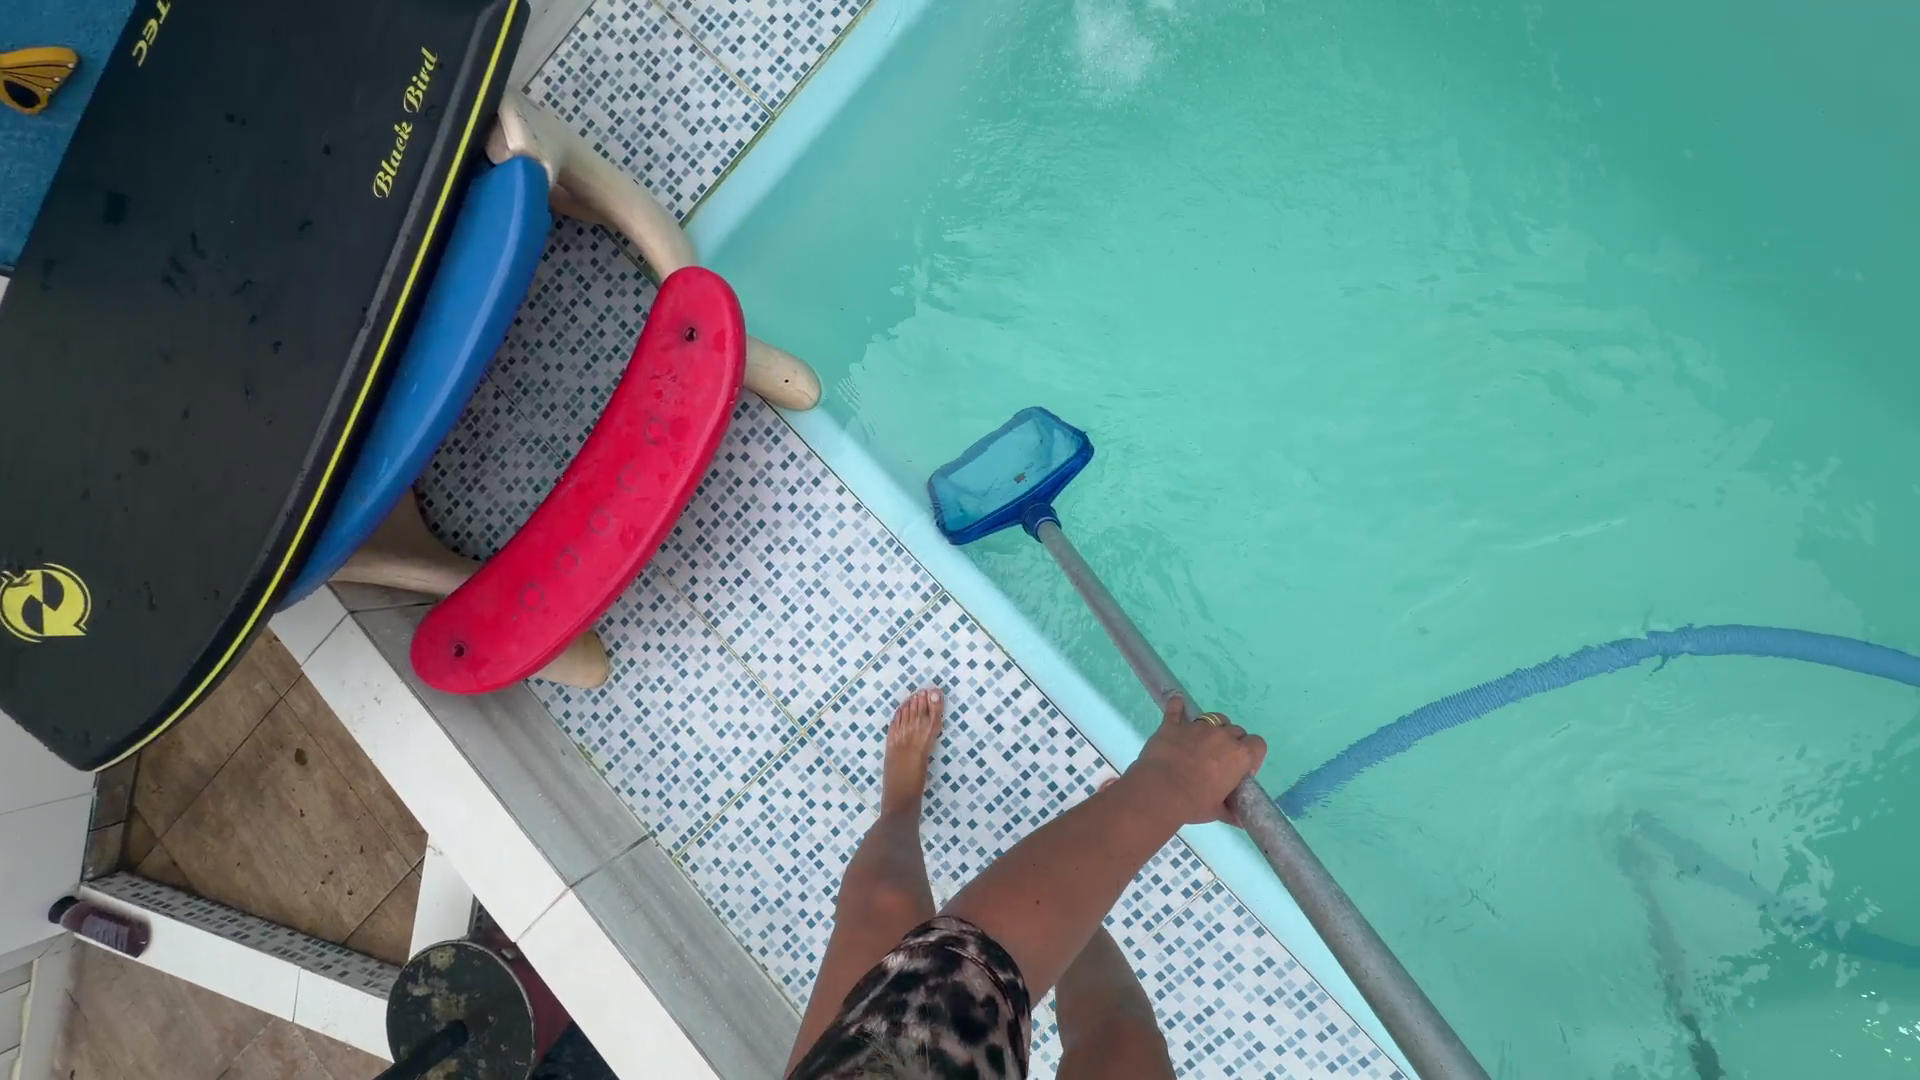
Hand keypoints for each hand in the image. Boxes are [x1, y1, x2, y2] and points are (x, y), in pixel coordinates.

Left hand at [1122, 695, 1266, 826]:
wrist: (1160, 791)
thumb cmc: (1193, 803)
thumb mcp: (1217, 811)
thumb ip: (1230, 811)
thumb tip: (1240, 821)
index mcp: (1239, 755)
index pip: (1258, 744)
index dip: (1251, 755)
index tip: (1241, 769)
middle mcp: (1221, 736)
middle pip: (1235, 730)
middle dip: (1231, 742)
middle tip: (1219, 760)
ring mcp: (1196, 727)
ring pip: (1213, 718)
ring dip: (1212, 727)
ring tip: (1202, 741)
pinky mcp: (1172, 725)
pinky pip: (1176, 709)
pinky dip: (1177, 706)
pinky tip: (1177, 703)